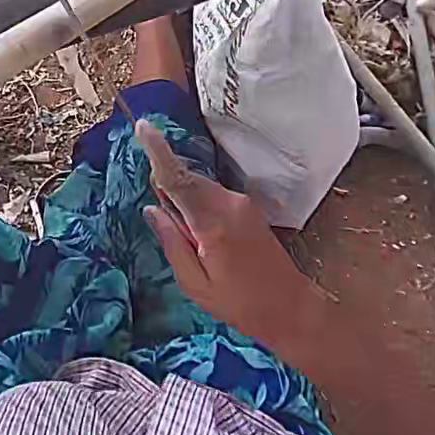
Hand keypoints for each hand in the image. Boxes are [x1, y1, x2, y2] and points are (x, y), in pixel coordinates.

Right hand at [136, 121, 329, 350]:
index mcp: (212, 223)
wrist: (291, 307)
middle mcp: (229, 203)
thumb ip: (172, 243)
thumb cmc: (239, 304)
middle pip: (186, 180)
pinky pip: (212, 195)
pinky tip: (209, 241)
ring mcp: (241, 202)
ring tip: (198, 247)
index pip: (178, 179)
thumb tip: (151, 210)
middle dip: (170, 195)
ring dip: (186, 204)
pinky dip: (200, 208)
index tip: (143, 127)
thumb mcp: (195, 284)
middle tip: (176, 234)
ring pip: (199, 187)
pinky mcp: (248, 206)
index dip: (157, 152)